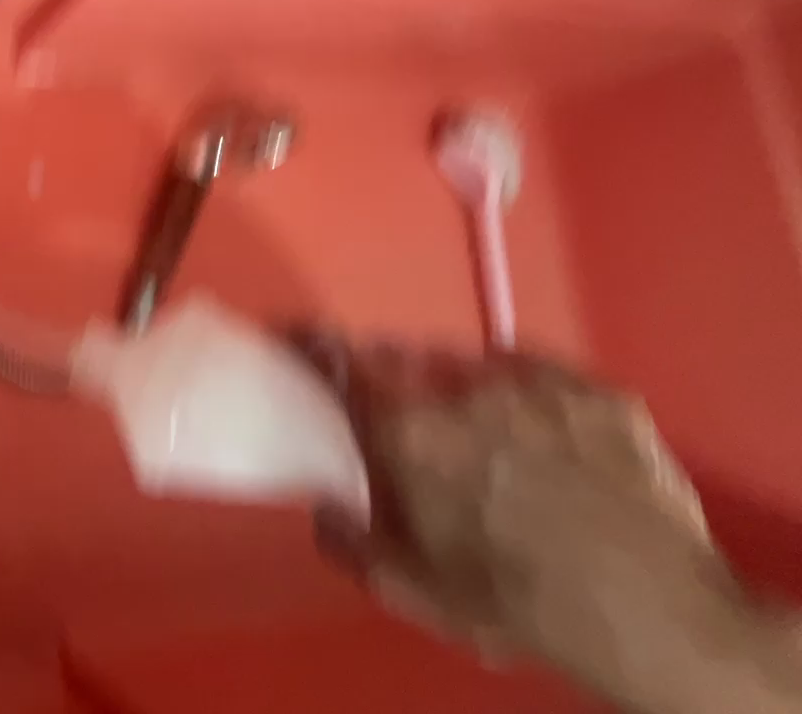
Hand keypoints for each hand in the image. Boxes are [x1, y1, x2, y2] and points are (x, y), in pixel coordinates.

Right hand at [311, 345, 782, 710]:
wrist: (661, 622)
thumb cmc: (517, 601)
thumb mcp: (413, 588)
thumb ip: (349, 542)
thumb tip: (323, 508)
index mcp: (404, 434)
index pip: (340, 365)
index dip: (312, 346)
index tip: (298, 337)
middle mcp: (459, 395)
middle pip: (399, 354)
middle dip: (384, 370)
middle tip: (394, 403)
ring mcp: (534, 389)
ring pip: (466, 362)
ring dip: (450, 382)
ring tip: (469, 418)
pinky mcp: (596, 394)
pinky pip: (536, 370)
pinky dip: (519, 385)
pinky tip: (528, 416)